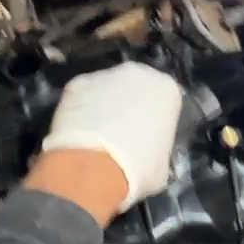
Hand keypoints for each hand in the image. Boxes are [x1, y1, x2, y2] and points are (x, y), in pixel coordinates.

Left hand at [30, 62, 182, 224]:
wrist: (95, 169)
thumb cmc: (138, 169)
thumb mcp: (163, 164)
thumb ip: (158, 146)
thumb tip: (147, 151)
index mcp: (167, 89)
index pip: (163, 99)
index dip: (153, 118)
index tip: (146, 134)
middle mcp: (139, 73)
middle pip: (134, 86)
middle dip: (127, 104)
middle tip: (119, 132)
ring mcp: (104, 75)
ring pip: (104, 88)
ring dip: (101, 105)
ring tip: (93, 133)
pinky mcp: (76, 83)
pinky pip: (81, 96)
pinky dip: (79, 109)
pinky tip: (76, 131)